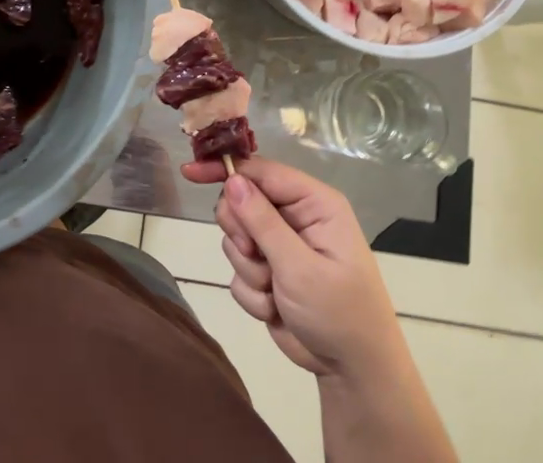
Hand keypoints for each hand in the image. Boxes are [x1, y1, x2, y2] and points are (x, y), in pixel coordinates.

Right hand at [183, 157, 395, 377]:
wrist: (351, 371)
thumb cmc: (338, 313)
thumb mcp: (300, 267)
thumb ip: (263, 222)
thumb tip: (232, 179)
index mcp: (315, 204)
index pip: (261, 171)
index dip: (226, 170)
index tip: (191, 173)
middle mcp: (297, 218)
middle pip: (241, 203)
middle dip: (241, 235)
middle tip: (255, 256)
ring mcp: (281, 246)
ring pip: (236, 239)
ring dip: (249, 270)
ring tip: (275, 292)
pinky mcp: (269, 273)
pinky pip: (238, 269)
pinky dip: (251, 292)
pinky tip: (275, 309)